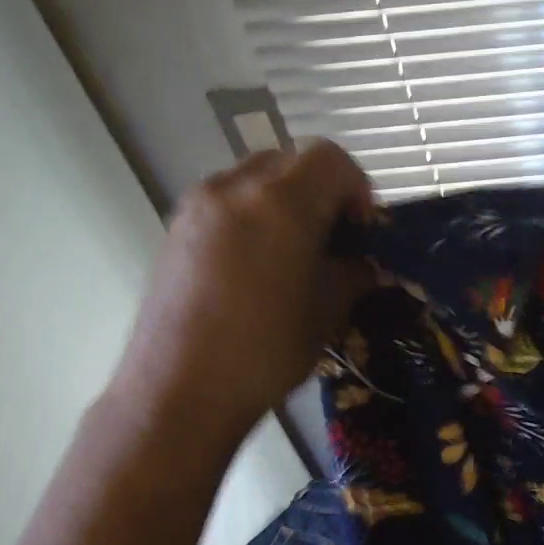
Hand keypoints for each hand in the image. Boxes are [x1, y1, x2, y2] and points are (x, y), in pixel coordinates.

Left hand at [113, 140, 373, 434]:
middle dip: (323, 192)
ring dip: (288, 203)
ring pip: (257, 178)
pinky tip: (265, 268)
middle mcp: (234, 187)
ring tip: (301, 255)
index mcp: (280, 202)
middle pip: (291, 160)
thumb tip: (365, 262)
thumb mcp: (330, 309)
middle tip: (338, 240)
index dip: (358, 187)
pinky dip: (257, 217)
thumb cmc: (269, 347)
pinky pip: (229, 201)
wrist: (184, 386)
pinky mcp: (178, 228)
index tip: (364, 230)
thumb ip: (353, 272)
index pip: (330, 158)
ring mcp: (199, 205)